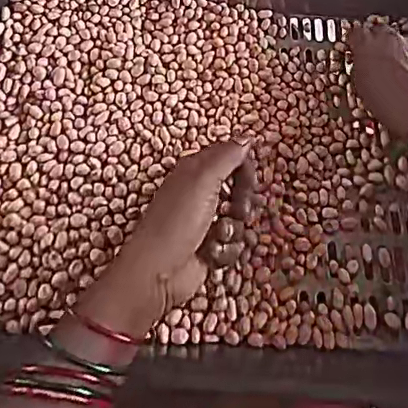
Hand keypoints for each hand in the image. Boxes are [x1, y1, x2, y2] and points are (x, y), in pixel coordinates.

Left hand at [75, 141, 249, 336]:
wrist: (159, 271)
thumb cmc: (177, 220)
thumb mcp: (203, 179)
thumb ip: (227, 155)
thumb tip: (246, 136)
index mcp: (196, 169)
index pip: (231, 157)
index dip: (244, 168)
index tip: (249, 180)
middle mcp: (200, 192)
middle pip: (239, 190)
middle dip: (243, 203)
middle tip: (235, 210)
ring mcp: (204, 221)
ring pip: (239, 220)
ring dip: (232, 231)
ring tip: (217, 236)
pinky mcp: (209, 247)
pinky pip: (233, 245)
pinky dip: (225, 251)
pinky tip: (211, 254)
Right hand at [349, 23, 407, 137]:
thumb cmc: (392, 107)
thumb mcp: (361, 88)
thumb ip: (359, 67)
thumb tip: (361, 64)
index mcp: (367, 44)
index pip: (355, 32)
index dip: (356, 42)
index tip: (356, 49)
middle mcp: (390, 39)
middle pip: (380, 33)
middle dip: (378, 46)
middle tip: (378, 63)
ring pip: (402, 44)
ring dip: (399, 55)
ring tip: (400, 78)